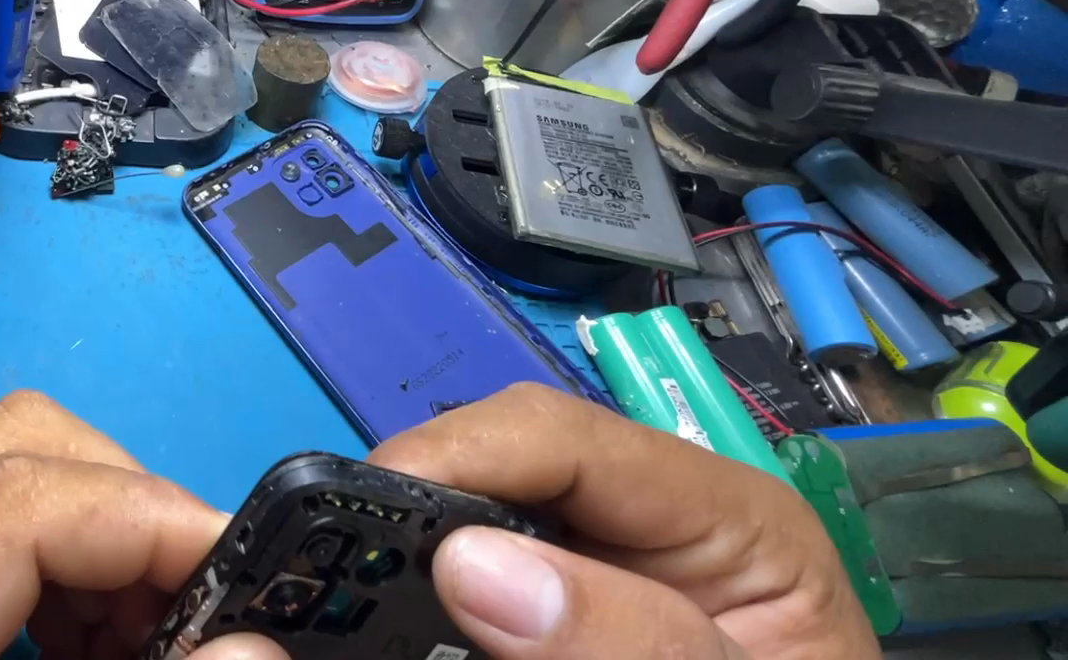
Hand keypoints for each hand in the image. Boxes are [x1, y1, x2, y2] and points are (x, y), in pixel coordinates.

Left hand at [0, 390, 225, 659]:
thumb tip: (257, 652)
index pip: (10, 503)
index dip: (144, 519)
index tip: (240, 573)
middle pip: (13, 444)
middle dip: (128, 511)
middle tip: (195, 615)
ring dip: (99, 533)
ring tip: (146, 637)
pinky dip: (56, 559)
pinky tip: (82, 645)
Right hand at [217, 383, 878, 659]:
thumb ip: (626, 643)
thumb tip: (467, 563)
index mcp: (725, 516)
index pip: (559, 433)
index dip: (455, 450)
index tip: (369, 501)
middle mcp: (653, 508)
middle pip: (504, 450)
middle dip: (422, 489)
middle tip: (346, 547)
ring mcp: (605, 543)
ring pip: (476, 493)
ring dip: (415, 527)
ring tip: (356, 569)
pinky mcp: (567, 578)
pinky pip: (477, 548)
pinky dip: (429, 569)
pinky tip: (401, 591)